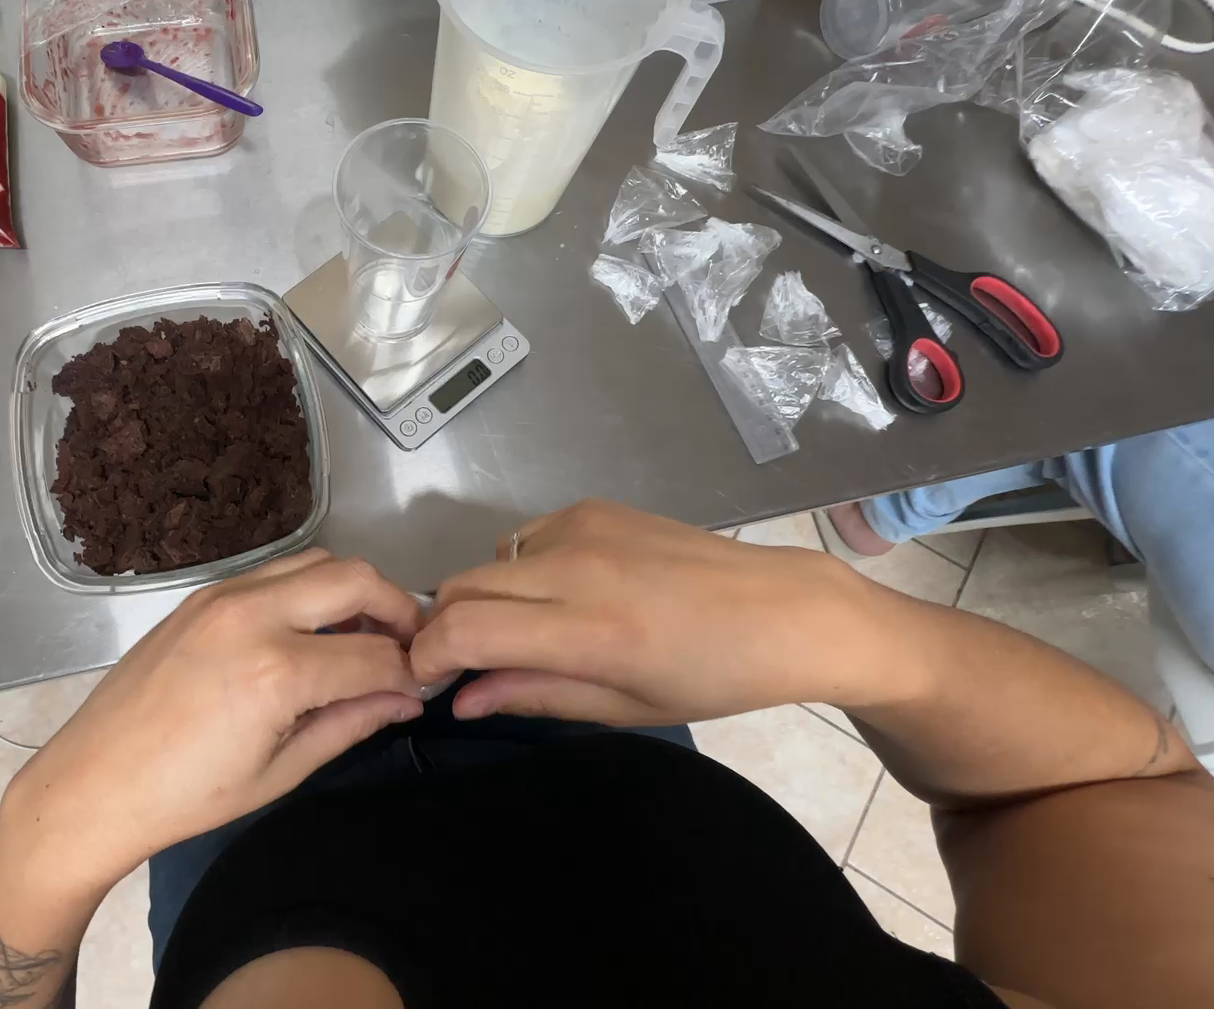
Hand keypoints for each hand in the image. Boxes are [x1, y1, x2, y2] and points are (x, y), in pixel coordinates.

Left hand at [0, 551, 425, 890]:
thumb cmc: (188, 797)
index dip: (410, 671)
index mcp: (275, 672)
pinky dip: (309, 588)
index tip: (423, 685)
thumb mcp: (281, 771)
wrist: (93, 781)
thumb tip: (408, 698)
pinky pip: (276, 571)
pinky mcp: (204, 593)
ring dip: (352, 590)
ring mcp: (224, 595)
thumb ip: (352, 723)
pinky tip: (308, 630)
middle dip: (396, 608)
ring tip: (359, 636)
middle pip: (355, 578)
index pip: (374, 655)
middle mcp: (253, 614)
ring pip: (317, 560)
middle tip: (406, 647)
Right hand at [410, 500, 906, 726]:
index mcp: (589, 629)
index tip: (428, 678)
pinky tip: (563, 590)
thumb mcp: (624, 706)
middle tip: (468, 662)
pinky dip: (518, 571)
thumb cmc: (712, 677)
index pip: (466, 629)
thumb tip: (461, 699)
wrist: (785, 609)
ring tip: (526, 627)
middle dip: (445, 627)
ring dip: (482, 599)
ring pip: (485, 562)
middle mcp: (573, 566)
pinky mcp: (589, 507)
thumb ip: (533, 696)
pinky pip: (521, 541)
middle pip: (459, 587)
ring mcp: (580, 526)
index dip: (428, 655)